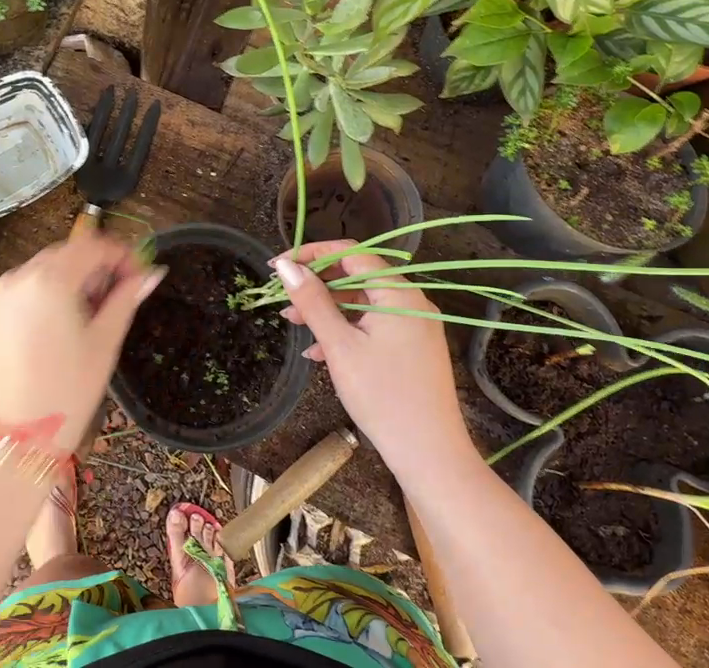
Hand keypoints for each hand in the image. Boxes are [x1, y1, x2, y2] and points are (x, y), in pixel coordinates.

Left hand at [0, 231, 165, 451]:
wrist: (11, 442)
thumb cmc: (64, 395)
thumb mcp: (103, 344)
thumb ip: (125, 300)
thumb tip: (150, 274)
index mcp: (49, 280)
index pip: (92, 246)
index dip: (121, 254)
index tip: (138, 274)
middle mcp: (16, 279)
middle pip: (63, 255)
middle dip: (93, 268)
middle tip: (117, 295)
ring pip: (39, 273)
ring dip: (67, 282)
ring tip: (88, 316)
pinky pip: (18, 294)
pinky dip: (41, 299)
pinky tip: (57, 329)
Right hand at [272, 241, 470, 466]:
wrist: (429, 453)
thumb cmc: (382, 396)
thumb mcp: (339, 346)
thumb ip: (313, 301)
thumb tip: (286, 265)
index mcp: (398, 294)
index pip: (351, 253)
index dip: (312, 254)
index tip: (279, 266)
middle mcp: (411, 302)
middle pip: (357, 277)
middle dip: (317, 285)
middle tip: (283, 299)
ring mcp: (414, 326)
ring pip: (362, 303)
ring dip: (327, 310)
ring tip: (294, 324)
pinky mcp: (412, 348)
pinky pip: (373, 325)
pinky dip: (345, 330)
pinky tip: (318, 352)